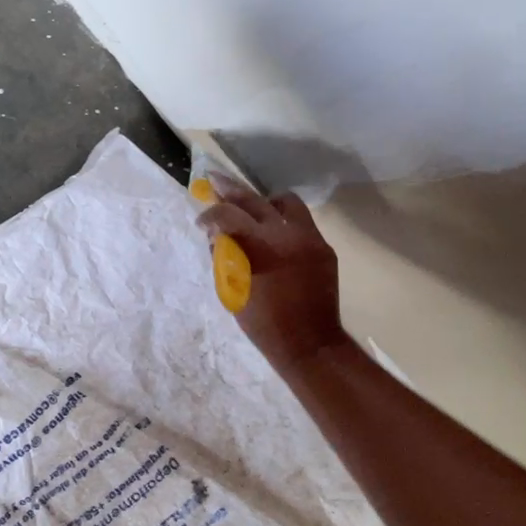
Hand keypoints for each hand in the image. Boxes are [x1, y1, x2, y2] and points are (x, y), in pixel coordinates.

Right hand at [196, 181, 345, 370]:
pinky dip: (284, 225)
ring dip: (265, 203)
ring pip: (286, 202)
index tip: (202, 221)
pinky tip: (275, 239)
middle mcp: (287, 234)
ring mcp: (310, 239)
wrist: (310, 345)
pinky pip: (301, 224)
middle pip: (255, 200)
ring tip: (252, 212)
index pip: (228, 215)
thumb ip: (225, 256)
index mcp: (261, 248)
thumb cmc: (264, 323)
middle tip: (215, 181)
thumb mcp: (233, 291)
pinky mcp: (324, 248)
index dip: (211, 214)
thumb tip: (217, 235)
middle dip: (231, 189)